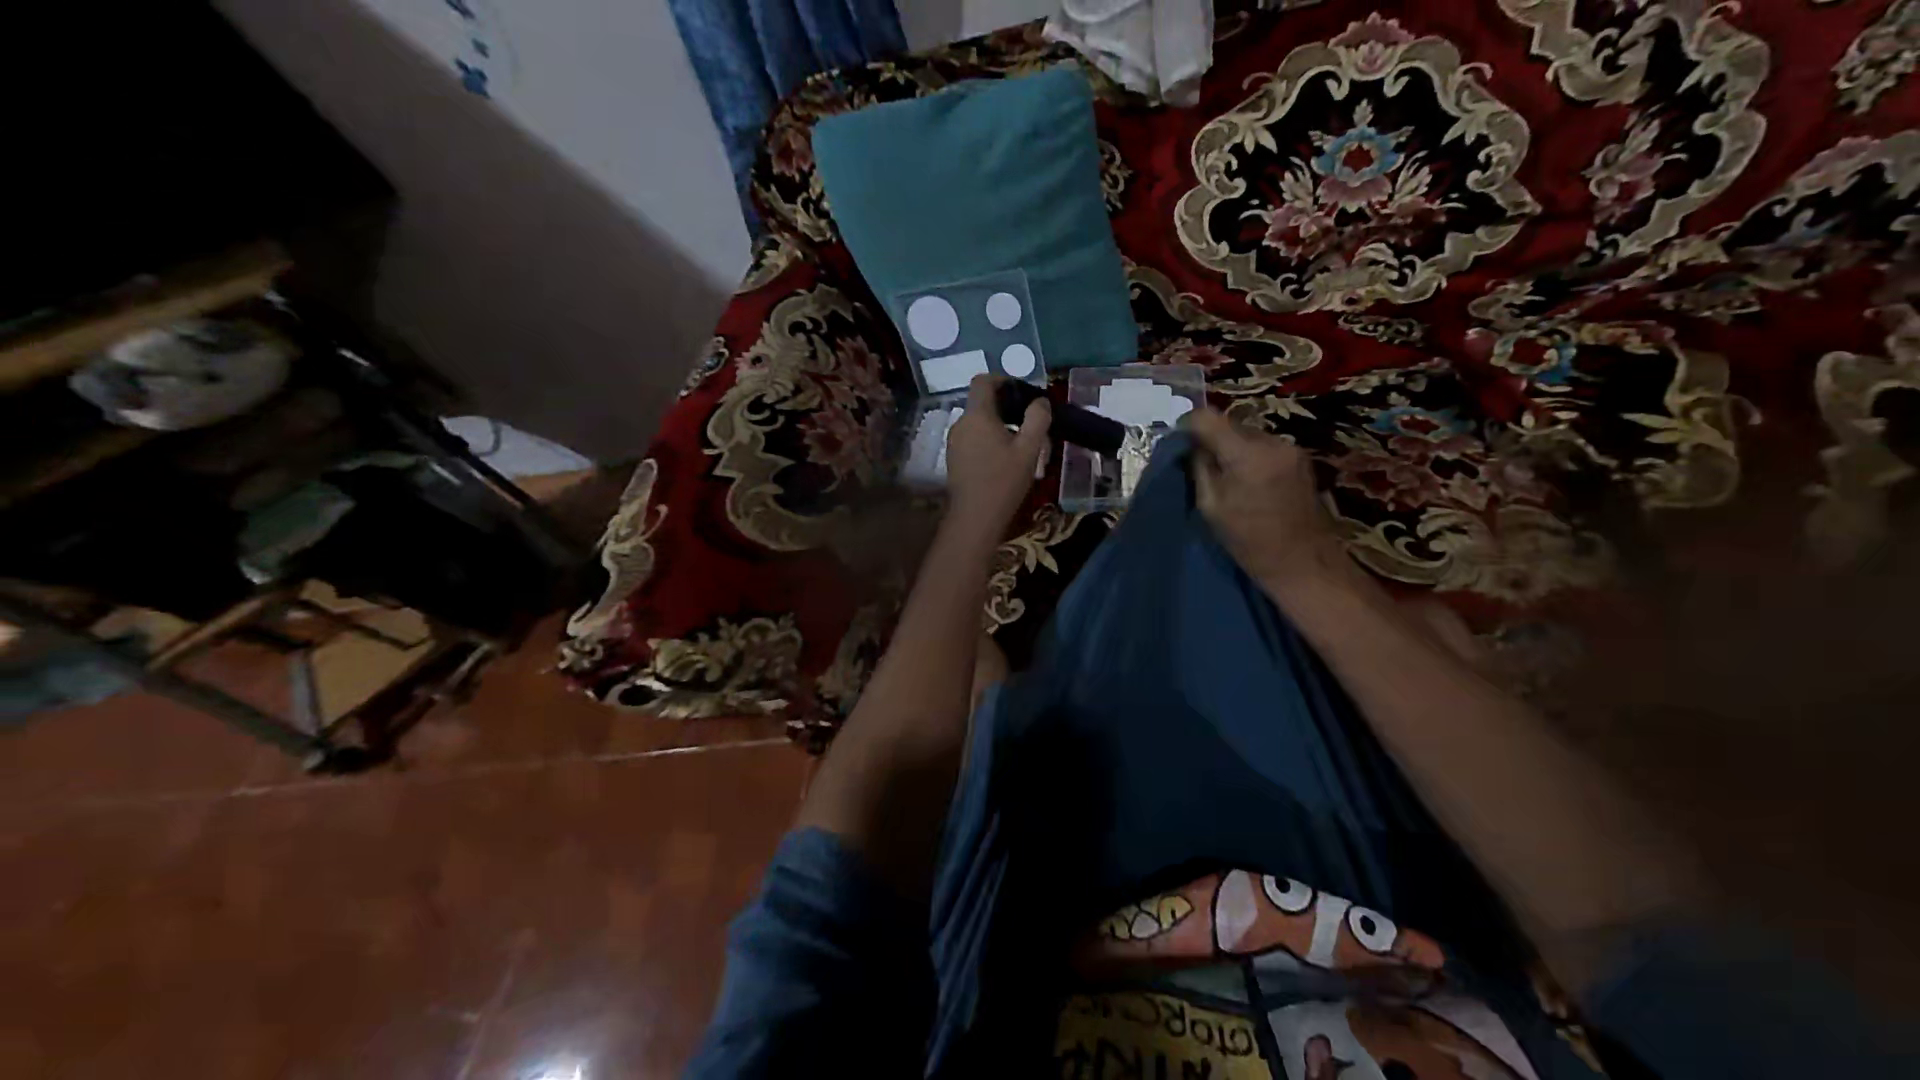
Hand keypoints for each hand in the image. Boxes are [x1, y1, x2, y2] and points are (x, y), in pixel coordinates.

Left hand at [946, 375, 1049, 529]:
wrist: (975, 518)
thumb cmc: (1004, 481)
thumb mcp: (1029, 449)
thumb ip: (1037, 420)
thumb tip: (1040, 401)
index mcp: (977, 415)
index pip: (982, 381)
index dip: (1002, 379)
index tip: (1021, 391)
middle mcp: (960, 424)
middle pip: (981, 403)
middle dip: (1005, 407)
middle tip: (1029, 422)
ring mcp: (954, 442)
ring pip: (978, 423)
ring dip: (998, 426)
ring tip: (1021, 444)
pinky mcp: (954, 459)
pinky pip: (972, 439)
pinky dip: (988, 440)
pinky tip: (1004, 460)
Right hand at [1189, 408, 1345, 592]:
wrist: (1302, 560)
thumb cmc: (1249, 541)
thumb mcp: (1210, 506)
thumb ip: (1199, 468)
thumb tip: (1191, 446)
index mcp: (1246, 454)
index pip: (1208, 418)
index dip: (1188, 425)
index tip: (1179, 441)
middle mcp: (1271, 442)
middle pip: (1230, 424)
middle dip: (1212, 439)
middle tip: (1199, 463)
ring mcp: (1290, 448)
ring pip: (1248, 435)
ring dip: (1232, 448)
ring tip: (1225, 476)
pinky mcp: (1300, 458)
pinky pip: (1264, 446)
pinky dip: (1250, 456)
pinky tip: (1248, 480)